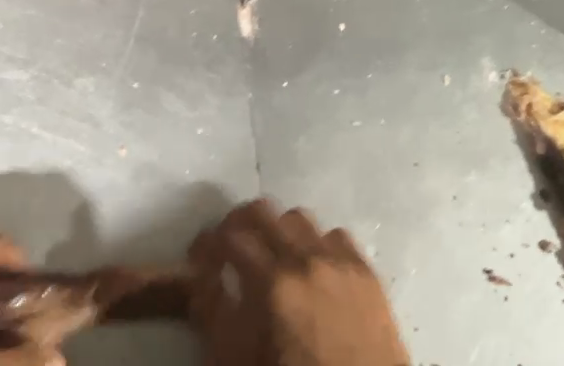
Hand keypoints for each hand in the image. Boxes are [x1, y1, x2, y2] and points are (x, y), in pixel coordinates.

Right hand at [189, 200, 407, 365]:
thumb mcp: (233, 355)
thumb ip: (209, 309)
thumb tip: (195, 274)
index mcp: (271, 283)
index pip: (228, 236)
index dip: (206, 243)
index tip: (200, 259)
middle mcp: (305, 260)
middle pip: (262, 211)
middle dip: (238, 225)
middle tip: (231, 249)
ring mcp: (339, 263)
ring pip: (299, 218)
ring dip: (279, 231)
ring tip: (273, 256)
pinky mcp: (367, 273)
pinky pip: (336, 237)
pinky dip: (318, 245)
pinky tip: (313, 269)